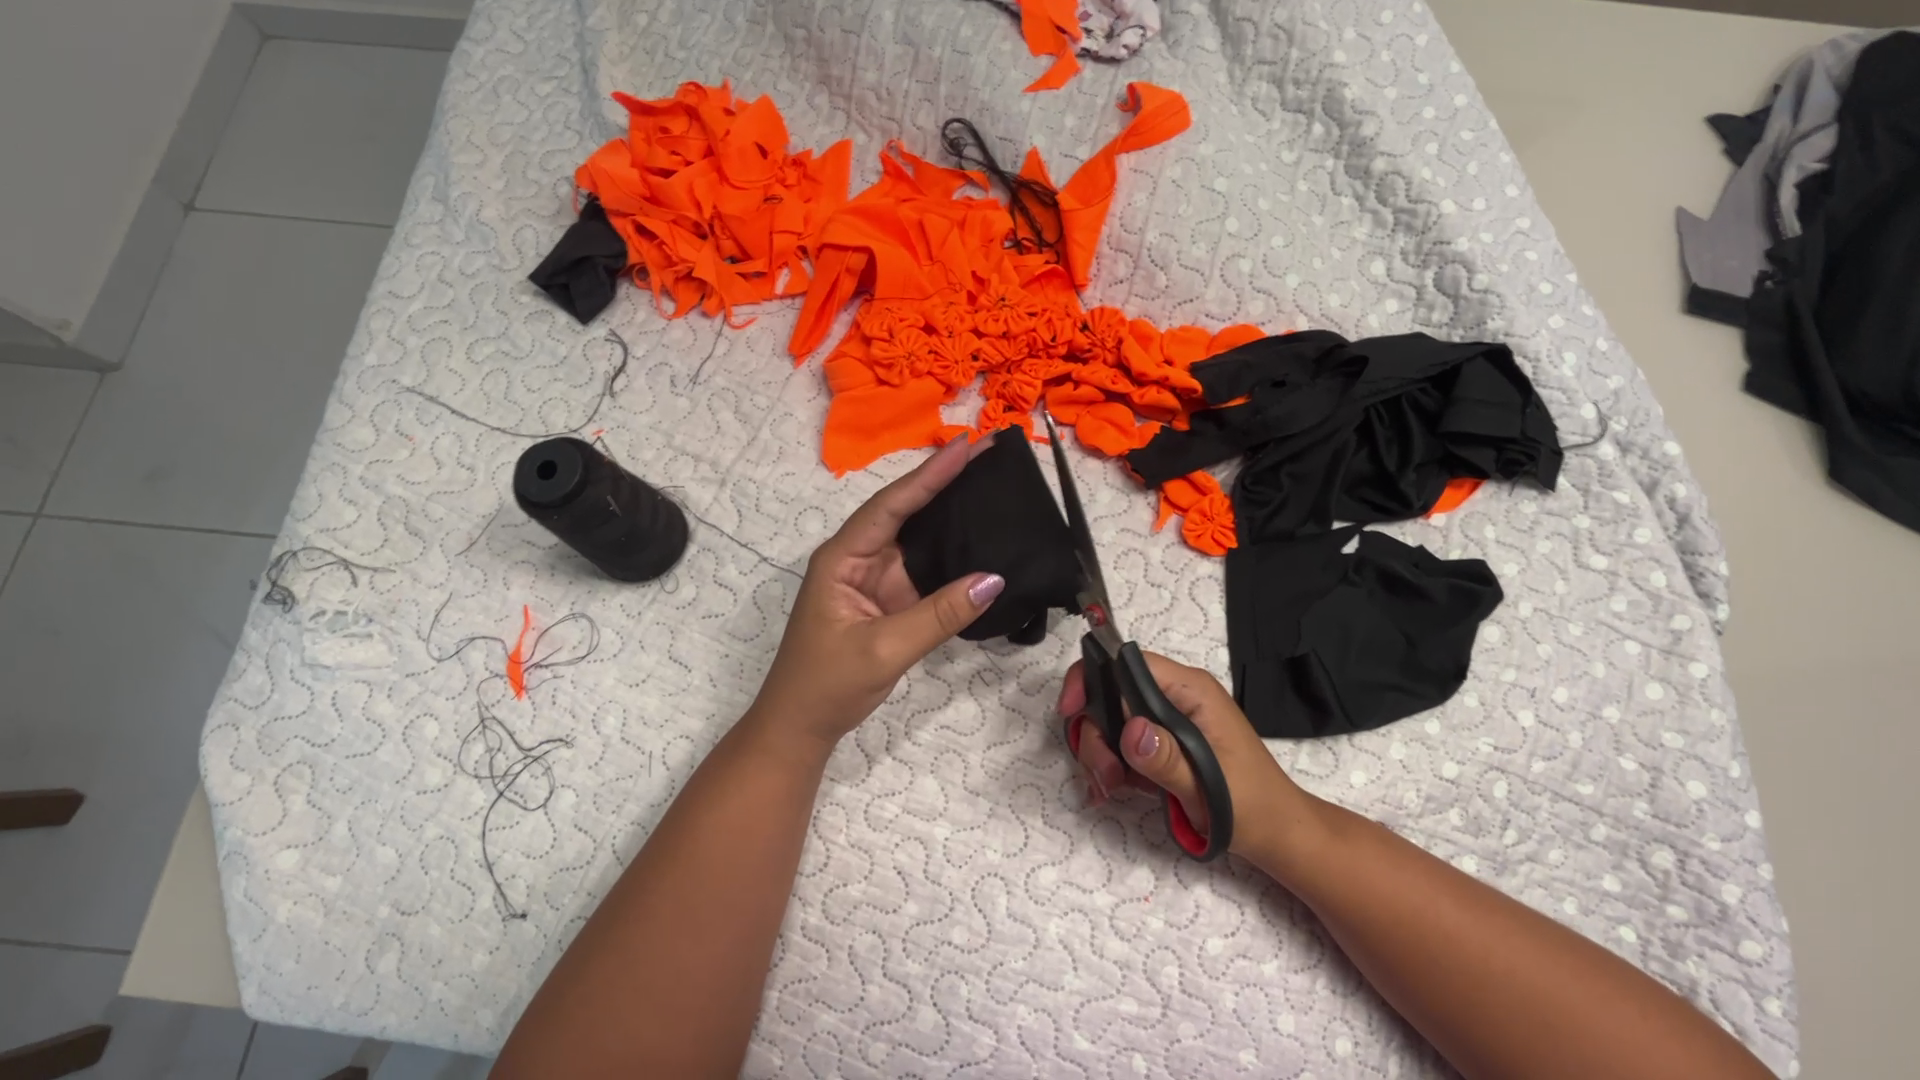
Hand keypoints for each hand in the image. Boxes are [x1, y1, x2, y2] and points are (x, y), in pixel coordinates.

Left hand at [749, 438, 1004, 746]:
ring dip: (952, 517)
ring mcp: (876, 581)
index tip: (965, 446)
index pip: (890, 507)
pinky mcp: (890, 603)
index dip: (929, 476)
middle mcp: (859, 559)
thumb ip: (938, 616)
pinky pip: (926, 572)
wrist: (800, 726)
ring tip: (992, 484)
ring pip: (918, 540)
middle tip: (988, 452)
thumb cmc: (826, 685)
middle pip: (906, 512)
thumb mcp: (882, 650)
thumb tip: (993, 580)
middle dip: (944, 483)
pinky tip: (982, 541)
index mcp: (842, 558)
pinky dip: (953, 557)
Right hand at [1058, 651, 1311, 859]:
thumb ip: (1167, 759)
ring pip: (1109, 722)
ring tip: (1108, 789)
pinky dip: (1108, 766)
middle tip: (1104, 775)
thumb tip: (1130, 729)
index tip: (1071, 712)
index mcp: (1190, 692)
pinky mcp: (1160, 745)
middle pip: (1110, 695)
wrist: (1277, 835)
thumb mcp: (1208, 787)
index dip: (1092, 679)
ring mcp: (1166, 722)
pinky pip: (1119, 745)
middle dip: (1094, 733)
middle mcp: (1174, 699)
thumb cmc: (1252, 807)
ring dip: (1098, 754)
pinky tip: (1110, 791)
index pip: (1128, 664)